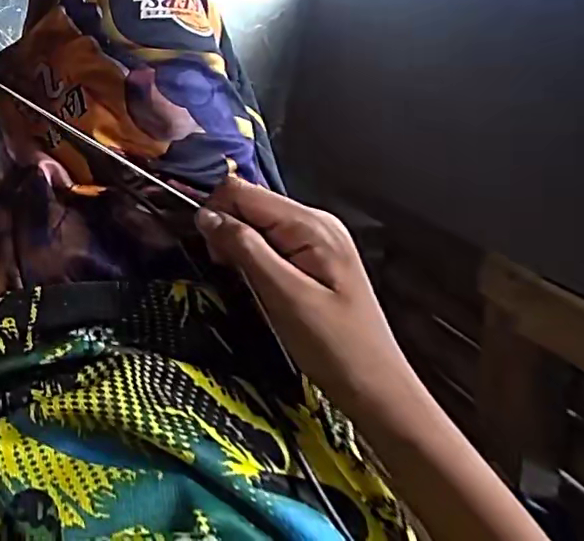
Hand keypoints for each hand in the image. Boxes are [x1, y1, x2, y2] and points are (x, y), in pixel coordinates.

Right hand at [195, 180, 420, 421]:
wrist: (378, 393)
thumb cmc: (334, 346)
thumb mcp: (283, 294)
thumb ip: (243, 247)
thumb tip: (204, 215)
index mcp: (310, 224)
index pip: (240, 191)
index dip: (215, 212)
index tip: (213, 251)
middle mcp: (314, 221)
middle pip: (246, 201)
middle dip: (225, 228)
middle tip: (228, 268)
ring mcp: (315, 238)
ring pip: (252, 219)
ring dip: (236, 243)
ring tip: (245, 277)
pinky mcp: (311, 255)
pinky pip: (265, 237)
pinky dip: (250, 253)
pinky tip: (257, 279)